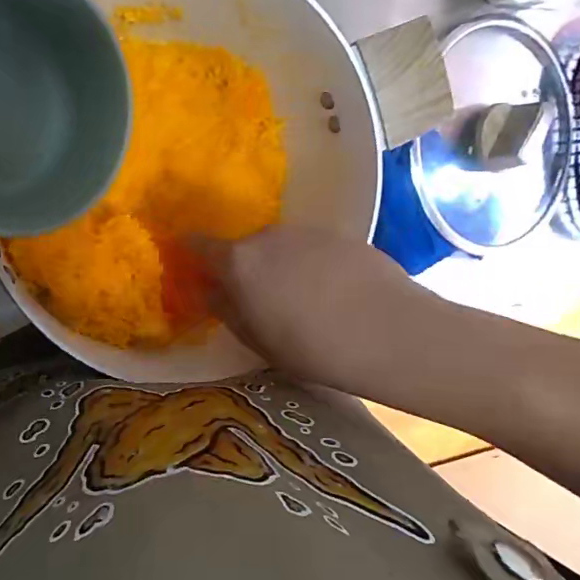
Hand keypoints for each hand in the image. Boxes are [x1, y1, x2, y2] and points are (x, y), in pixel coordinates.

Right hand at [198, 226, 433, 387]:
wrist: (388, 330)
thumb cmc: (312, 347)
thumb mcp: (258, 340)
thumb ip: (227, 311)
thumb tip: (209, 291)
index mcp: (239, 262)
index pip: (199, 245)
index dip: (191, 255)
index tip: (194, 270)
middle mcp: (268, 236)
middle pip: (244, 249)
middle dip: (245, 270)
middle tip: (260, 304)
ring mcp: (307, 232)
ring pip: (281, 248)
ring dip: (282, 268)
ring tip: (303, 304)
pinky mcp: (341, 235)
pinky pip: (313, 251)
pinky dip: (313, 267)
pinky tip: (334, 296)